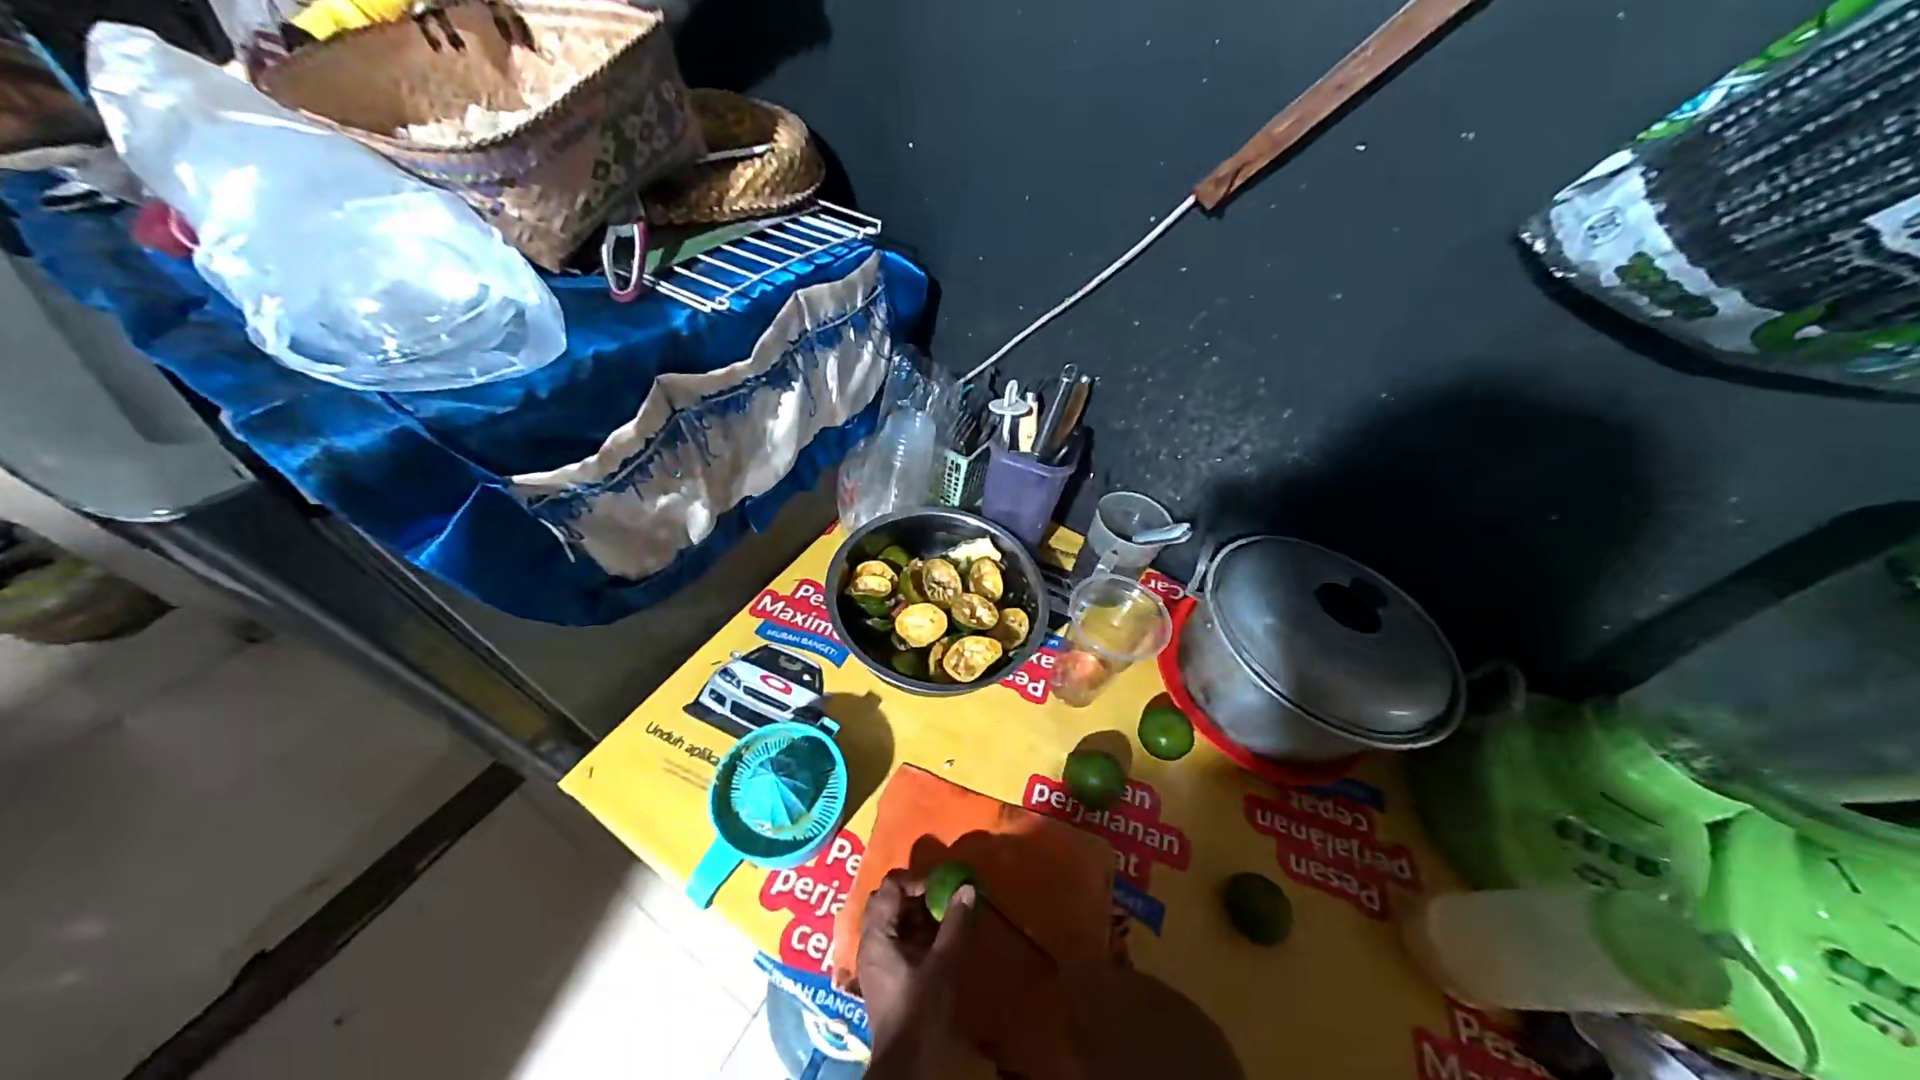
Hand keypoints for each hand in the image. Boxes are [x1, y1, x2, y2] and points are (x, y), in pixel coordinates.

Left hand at [857, 870, 977, 1075]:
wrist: (906, 1061)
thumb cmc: (920, 1009)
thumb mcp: (943, 965)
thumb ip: (955, 925)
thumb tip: (968, 888)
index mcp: (877, 936)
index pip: (889, 888)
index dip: (915, 882)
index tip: (941, 887)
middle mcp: (870, 944)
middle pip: (888, 902)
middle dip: (917, 896)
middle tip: (944, 899)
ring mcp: (876, 960)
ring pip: (894, 922)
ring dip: (919, 915)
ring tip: (947, 917)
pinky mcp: (885, 975)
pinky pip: (898, 941)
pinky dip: (917, 933)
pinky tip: (940, 940)